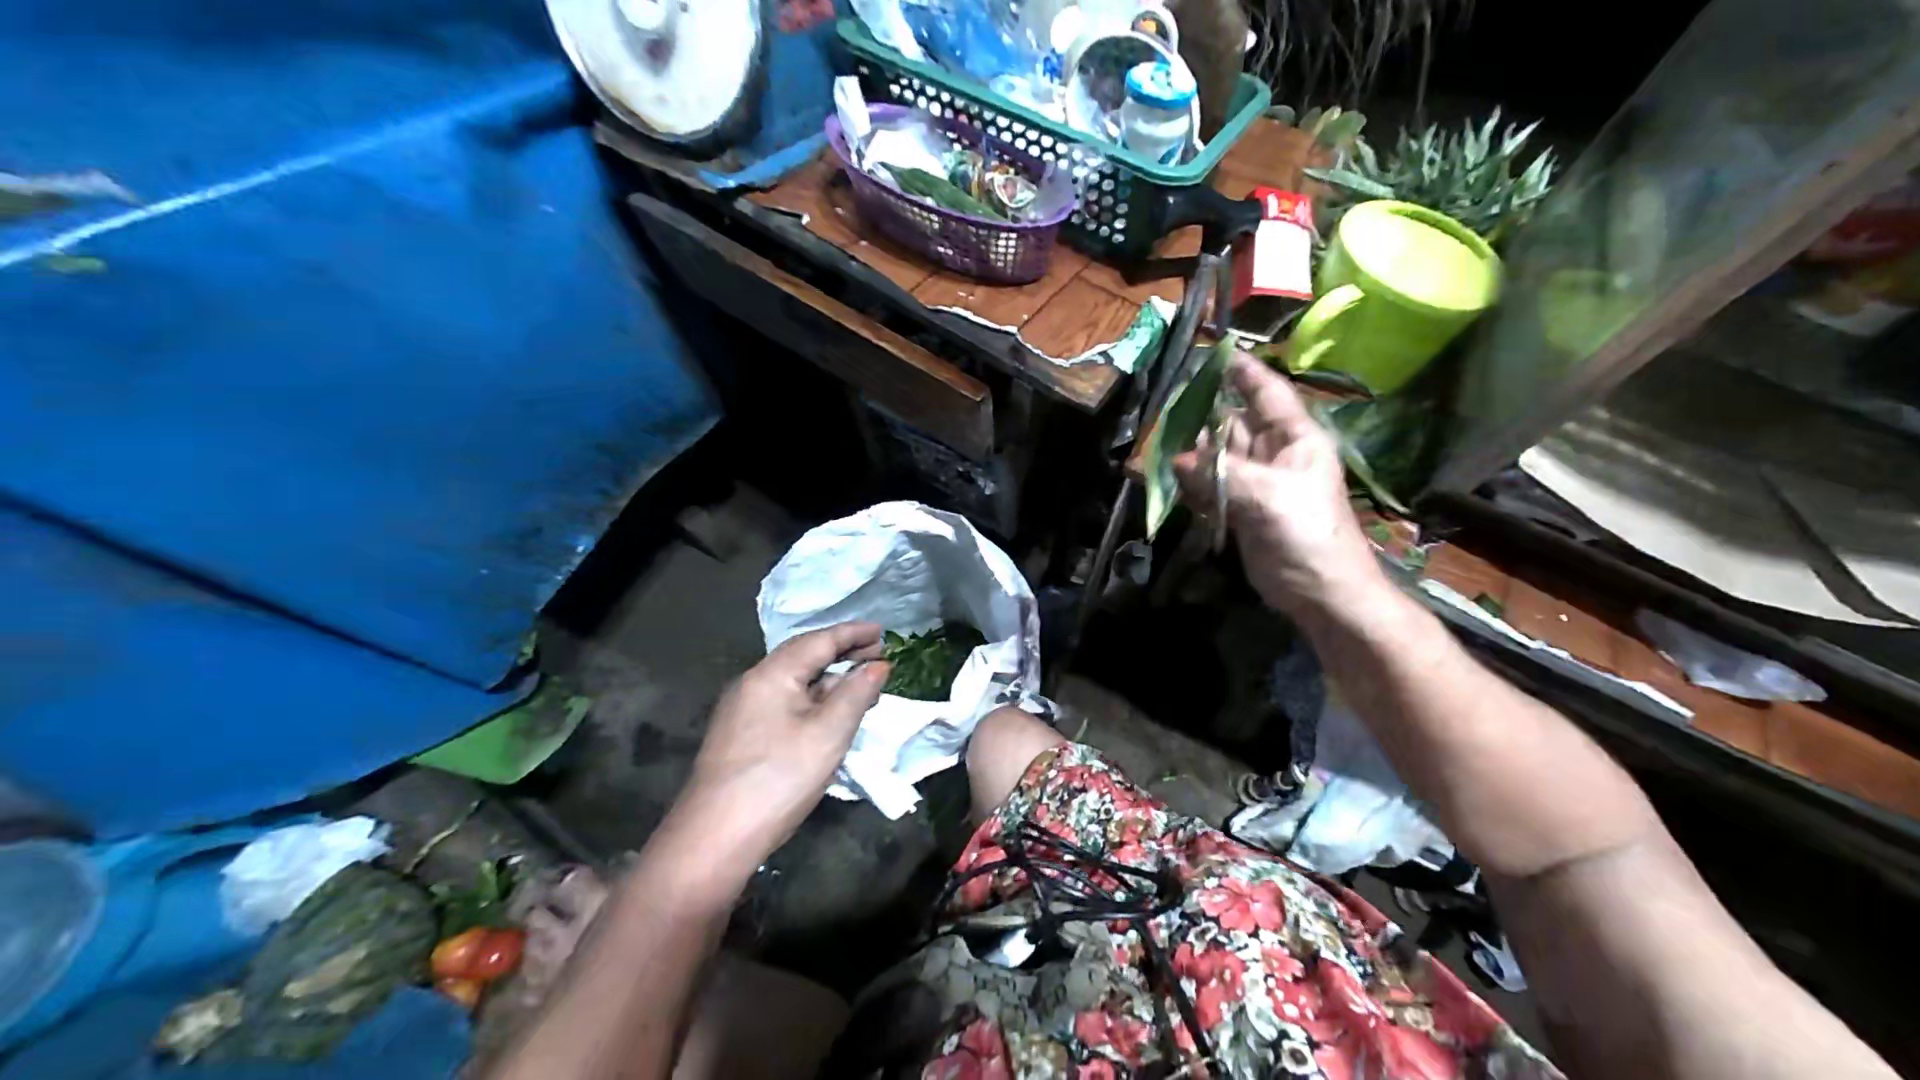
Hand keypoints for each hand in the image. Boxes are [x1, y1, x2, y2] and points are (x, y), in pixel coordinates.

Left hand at [672, 622, 889, 874]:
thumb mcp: (828, 734)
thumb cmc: (778, 778)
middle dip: (841, 652)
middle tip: (877, 654)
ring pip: (793, 681)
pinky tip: (828, 715)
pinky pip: (784, 701)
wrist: (715, 836)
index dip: (853, 633)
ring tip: (861, 685)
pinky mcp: (741, 734)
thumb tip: (877, 666)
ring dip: (828, 678)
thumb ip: (856, 694)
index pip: (819, 640)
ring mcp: (743, 710)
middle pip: (803, 656)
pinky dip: (813, 698)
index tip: (883, 631)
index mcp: (772, 674)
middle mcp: (752, 683)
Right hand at [1172, 353, 1385, 616]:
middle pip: (1231, 422)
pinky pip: (1209, 486)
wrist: (1322, 594)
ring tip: (1151, 441)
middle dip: (1199, 413)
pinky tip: (1161, 477)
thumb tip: (1173, 459)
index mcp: (1294, 438)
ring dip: (1187, 450)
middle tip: (1161, 406)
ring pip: (1215, 455)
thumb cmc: (1308, 536)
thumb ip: (1219, 474)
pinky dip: (1187, 482)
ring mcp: (1255, 483)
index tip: (1212, 349)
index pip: (1266, 392)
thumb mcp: (1268, 497)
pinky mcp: (1239, 509)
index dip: (1242, 370)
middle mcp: (1274, 453)